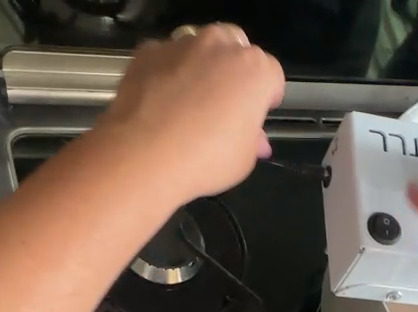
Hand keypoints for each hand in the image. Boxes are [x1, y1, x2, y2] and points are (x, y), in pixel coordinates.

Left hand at [95, 24, 285, 204]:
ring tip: (191, 106)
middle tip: (225, 108)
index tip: (257, 117)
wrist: (145, 156)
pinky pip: (167, 58)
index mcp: (254, 70)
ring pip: (200, 49)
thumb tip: (255, 140)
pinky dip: (168, 74)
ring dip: (202, 69)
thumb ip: (253, 140)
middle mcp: (221, 46)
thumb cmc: (204, 159)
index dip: (266, 98)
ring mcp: (182, 44)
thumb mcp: (243, 161)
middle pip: (237, 49)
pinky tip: (163, 104)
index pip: (272, 75)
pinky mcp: (150, 51)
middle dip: (235, 73)